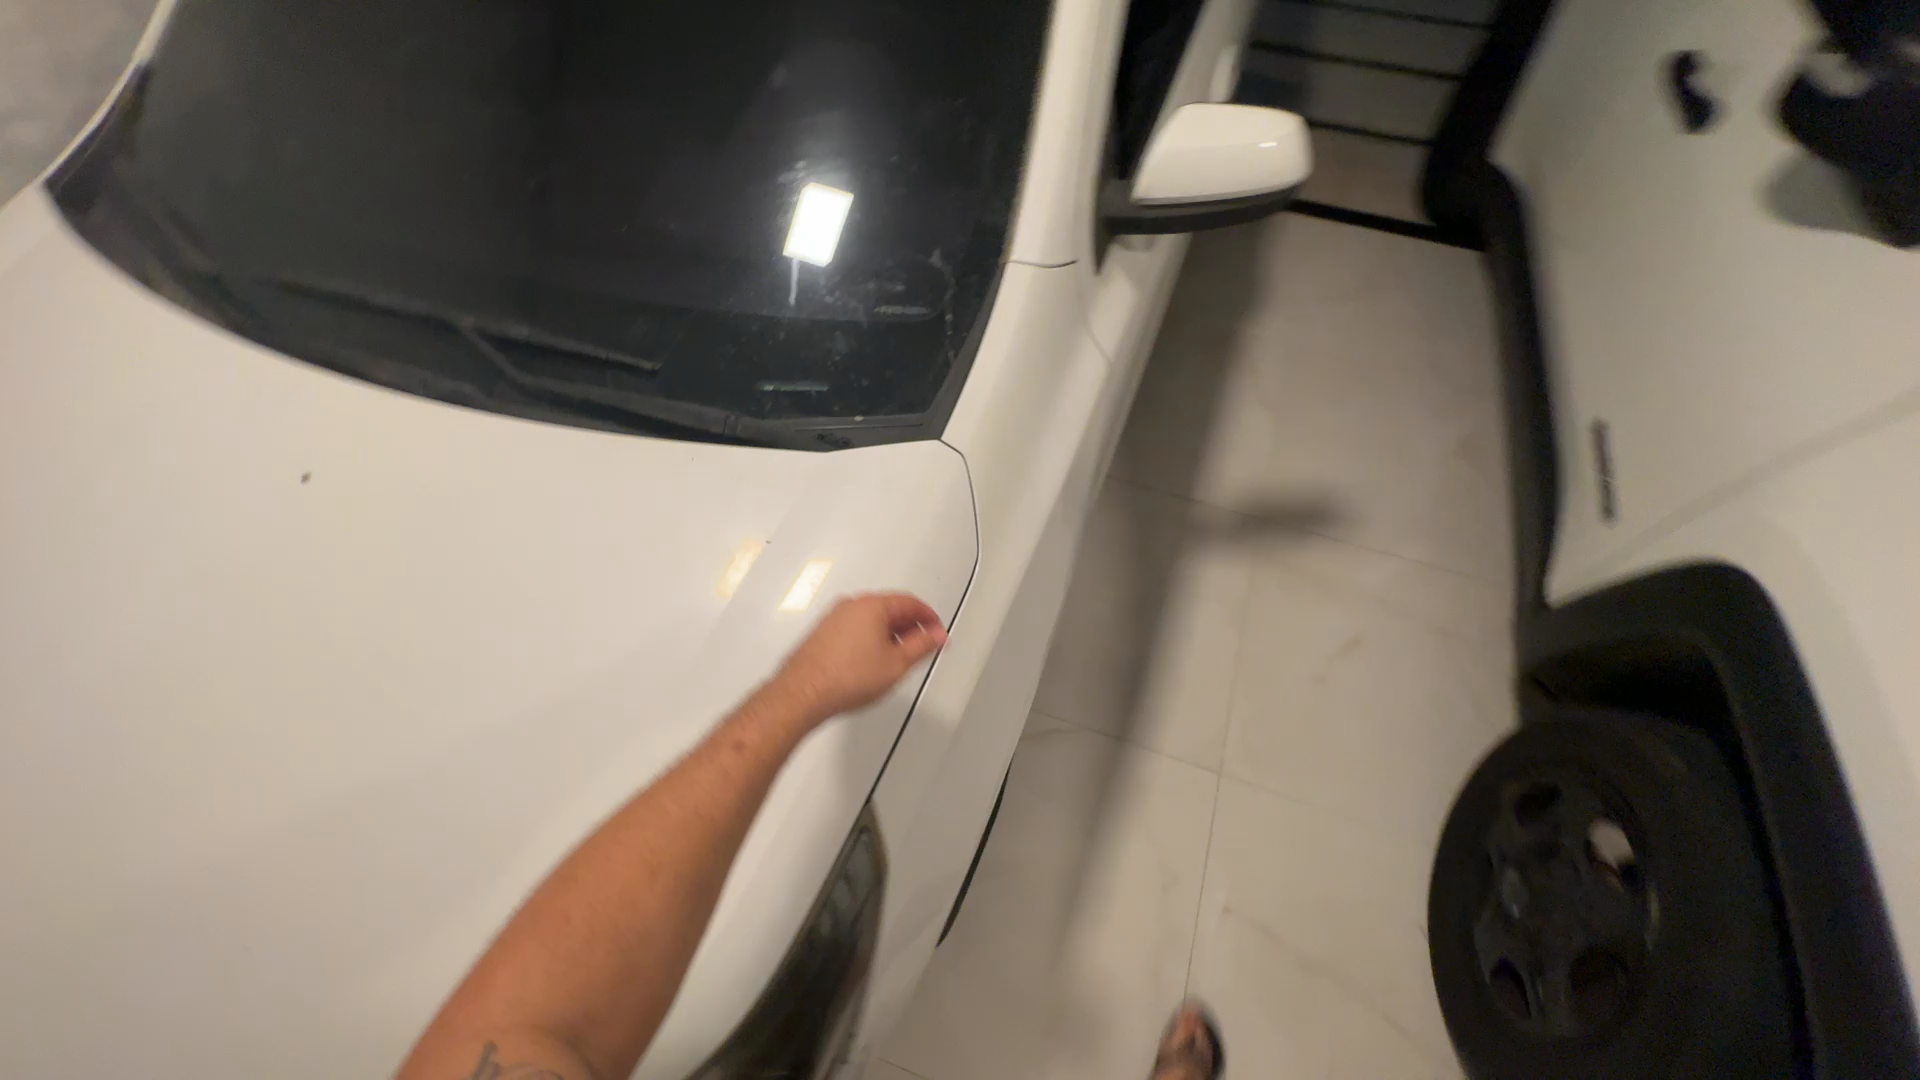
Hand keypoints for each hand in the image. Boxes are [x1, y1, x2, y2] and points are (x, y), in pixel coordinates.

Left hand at [772, 593, 948, 725]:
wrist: (803, 694)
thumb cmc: (842, 678)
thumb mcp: (897, 663)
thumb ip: (923, 646)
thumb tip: (936, 635)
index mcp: (871, 605)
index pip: (910, 602)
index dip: (930, 618)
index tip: (937, 630)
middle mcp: (850, 606)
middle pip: (890, 609)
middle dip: (911, 626)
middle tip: (924, 644)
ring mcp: (833, 618)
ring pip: (872, 620)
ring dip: (891, 634)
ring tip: (900, 657)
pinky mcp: (823, 633)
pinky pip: (855, 629)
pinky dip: (870, 639)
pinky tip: (873, 662)